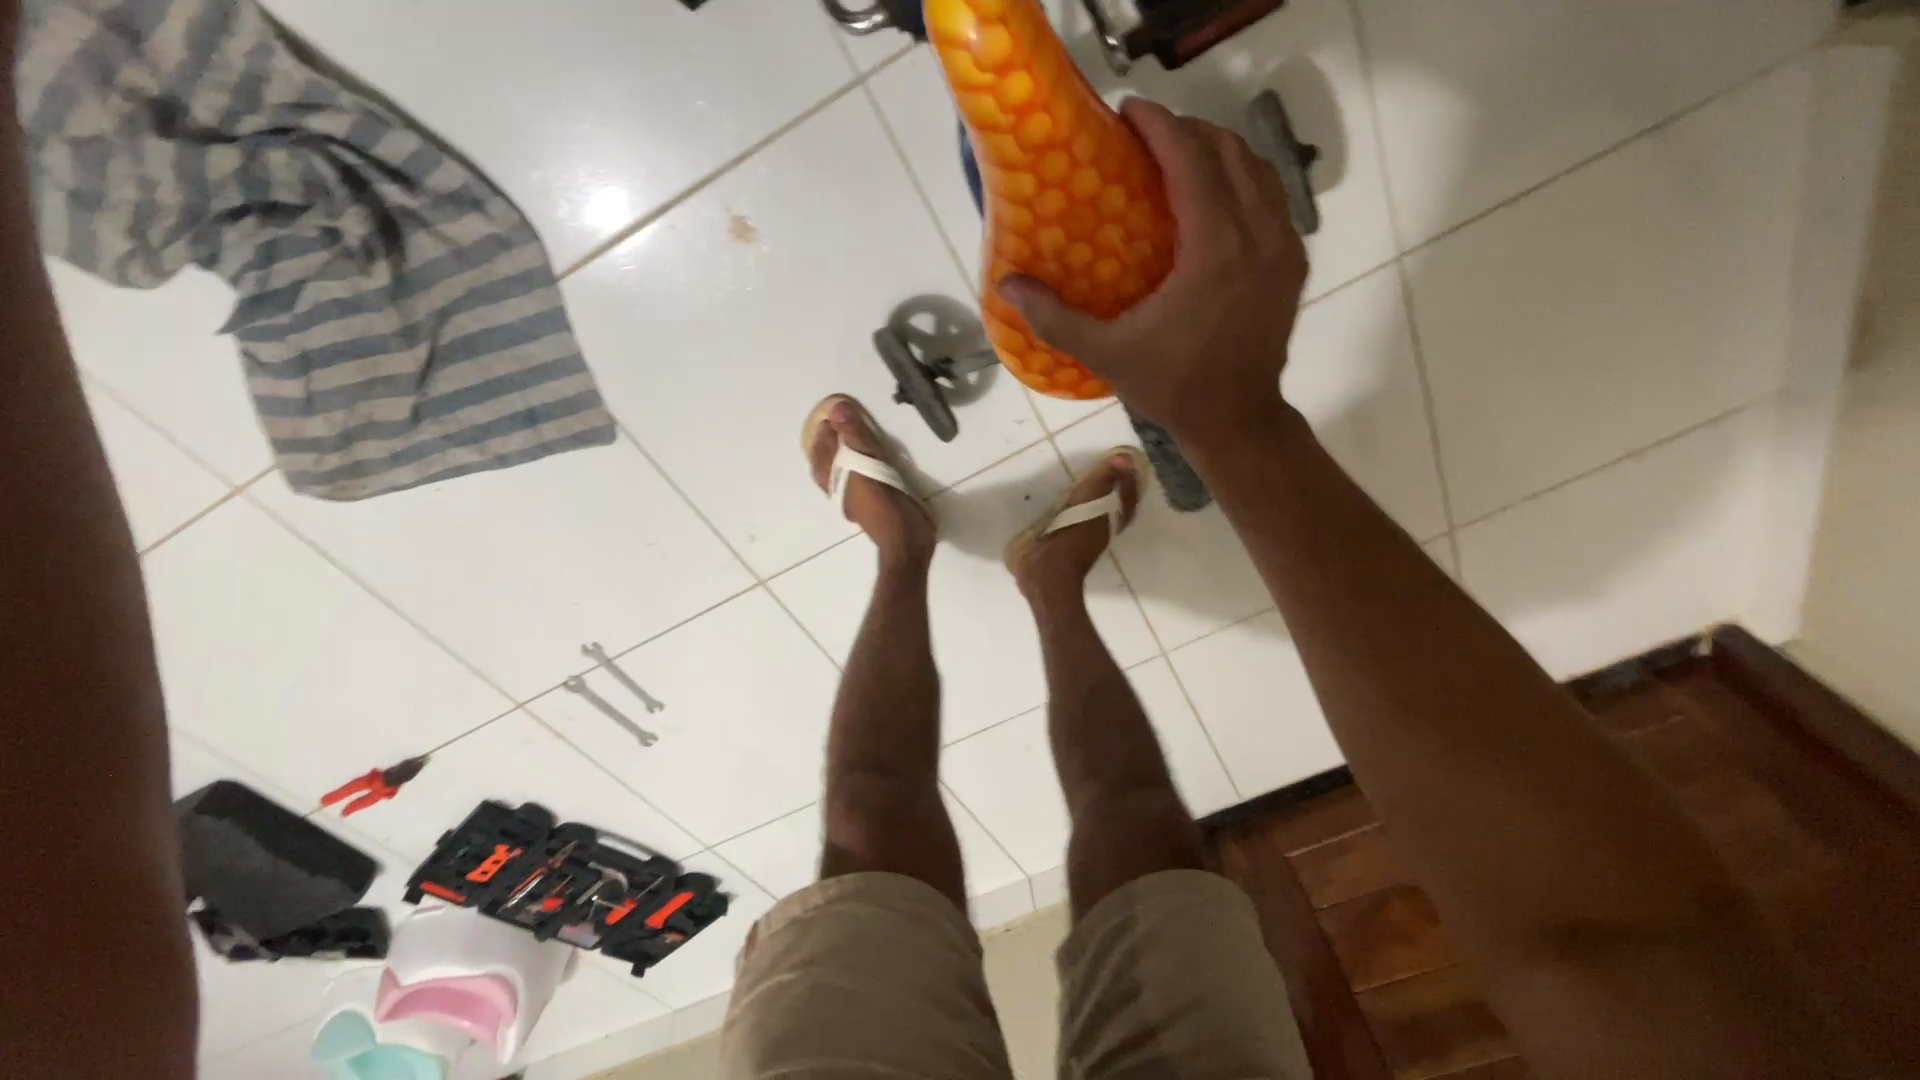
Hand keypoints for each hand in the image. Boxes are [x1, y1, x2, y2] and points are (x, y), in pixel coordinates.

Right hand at [996, 98, 1308, 445]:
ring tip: (1180, 153)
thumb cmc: (1172, 387)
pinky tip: (1215, 194)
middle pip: (1228, 152)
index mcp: (1215, 250)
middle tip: (1147, 134)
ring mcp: (1284, 247)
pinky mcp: (1294, 262)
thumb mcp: (1107, 355)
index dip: (1161, 126)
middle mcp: (1259, 236)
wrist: (1238, 420)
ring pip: (1257, 170)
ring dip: (1218, 151)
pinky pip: (1272, 197)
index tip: (1129, 110)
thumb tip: (1006, 287)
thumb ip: (1055, 318)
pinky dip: (1243, 180)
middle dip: (1188, 131)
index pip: (1192, 161)